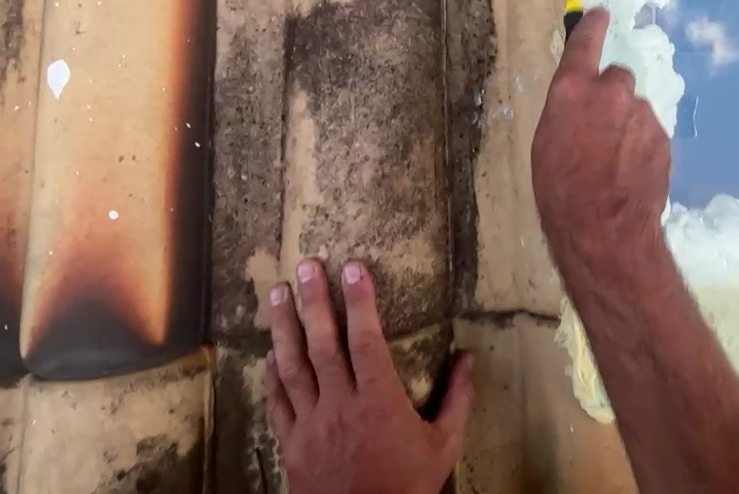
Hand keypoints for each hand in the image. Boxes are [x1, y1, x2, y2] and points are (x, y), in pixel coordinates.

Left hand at [266, 259, 473, 493]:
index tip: (354, 268)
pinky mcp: (291, 447)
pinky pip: (277, 404)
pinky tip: (270, 351)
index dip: (360, 302)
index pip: (366, 340)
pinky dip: (272, 375)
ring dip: (284, 327)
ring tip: (277, 292)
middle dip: (313, 302)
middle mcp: (339, 407)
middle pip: (322, 345)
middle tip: (306, 265)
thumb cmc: (407, 488)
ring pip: (292, 368)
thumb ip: (456, 399)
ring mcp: (310, 427)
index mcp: (378, 401)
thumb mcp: (443, 446)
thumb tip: (468, 356)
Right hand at [532, 8, 672, 290]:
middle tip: (599, 130)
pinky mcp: (662, 135)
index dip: (592, 26)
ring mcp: (641, 112)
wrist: (604, 230)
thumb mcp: (546, 143)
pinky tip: (630, 173)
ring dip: (626, 125)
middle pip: (615, 78)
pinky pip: (649, 132)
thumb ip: (566, 112)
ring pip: (634, 109)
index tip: (600, 14)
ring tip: (613, 163)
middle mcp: (610, 91)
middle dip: (609, 97)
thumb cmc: (559, 190)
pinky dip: (641, 145)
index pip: (585, 43)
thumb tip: (579, 104)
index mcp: (572, 90)